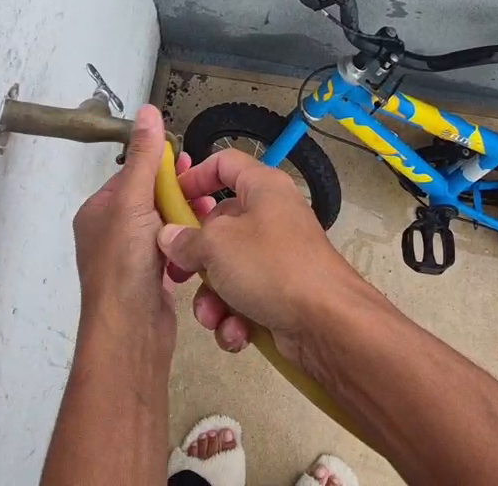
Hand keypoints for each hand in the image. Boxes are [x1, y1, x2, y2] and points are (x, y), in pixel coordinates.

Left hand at [70, 105, 183, 349]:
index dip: (161, 166)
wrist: (130, 333)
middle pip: (150, 200)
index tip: (191, 162)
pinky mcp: (148, 280)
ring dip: (185, 220)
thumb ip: (144, 158)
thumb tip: (147, 111)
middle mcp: (109, 233)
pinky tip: (202, 247)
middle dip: (178, 194)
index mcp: (98, 211)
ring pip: (164, 226)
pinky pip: (171, 251)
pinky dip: (185, 247)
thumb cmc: (125, 263)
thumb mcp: (133, 201)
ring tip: (209, 219)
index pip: (133, 175)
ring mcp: (129, 259)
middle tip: (206, 192)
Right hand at [157, 148, 368, 356]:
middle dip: (197, 258)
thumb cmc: (271, 266)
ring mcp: (278, 257)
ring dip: (213, 298)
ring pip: (228, 270)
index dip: (195, 176)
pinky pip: (245, 299)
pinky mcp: (281, 293)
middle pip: (220, 226)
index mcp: (263, 187)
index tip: (171, 200)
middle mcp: (272, 216)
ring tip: (214, 315)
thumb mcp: (218, 245)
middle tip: (179, 274)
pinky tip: (237, 332)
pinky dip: (235, 317)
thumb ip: (187, 239)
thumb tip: (169, 237)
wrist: (327, 323)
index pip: (224, 164)